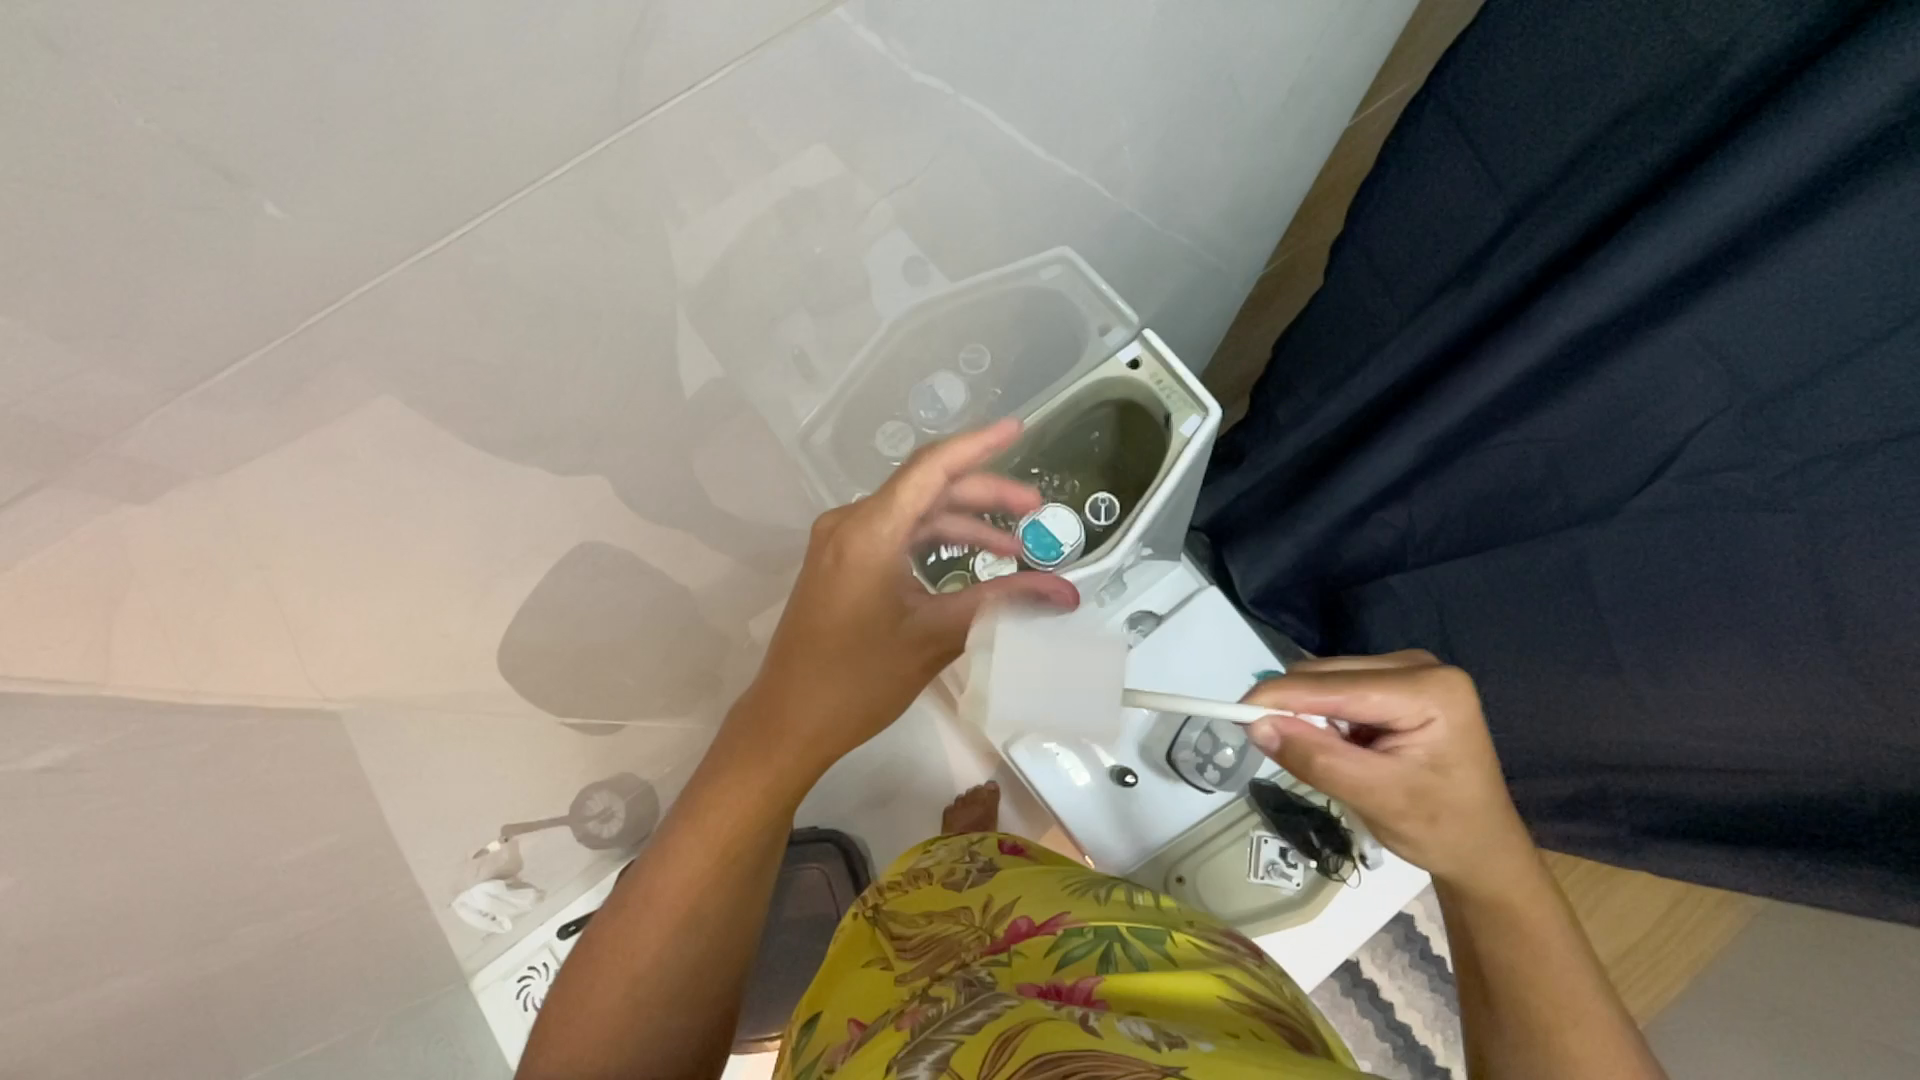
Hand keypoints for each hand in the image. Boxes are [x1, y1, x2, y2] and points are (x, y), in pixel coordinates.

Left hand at [727, 418, 1078, 783]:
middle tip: (1037, 513)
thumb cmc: (856, 681)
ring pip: (912, 514)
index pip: (932, 469)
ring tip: (1014, 548)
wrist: (787, 722)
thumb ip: (1001, 603)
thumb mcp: (934, 636)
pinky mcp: (839, 564)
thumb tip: (1064, 592)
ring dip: (961, 524)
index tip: (1021, 428)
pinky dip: (933, 543)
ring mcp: (840, 543)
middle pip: (926, 490)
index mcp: (869, 532)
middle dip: (984, 497)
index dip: (979, 445)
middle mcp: (849, 524)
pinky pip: (894, 536)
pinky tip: (968, 562)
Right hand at [1240, 651, 1533, 884]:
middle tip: (1279, 750)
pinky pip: (1337, 687)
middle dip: (1294, 708)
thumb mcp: (1374, 797)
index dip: (1277, 697)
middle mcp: (1419, 666)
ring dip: (1308, 713)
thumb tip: (1255, 726)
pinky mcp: (1398, 682)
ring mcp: (1409, 671)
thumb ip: (1315, 757)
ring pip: (1326, 678)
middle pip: (1325, 674)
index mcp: (1428, 689)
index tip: (1231, 716)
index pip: (1333, 685)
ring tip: (1324, 755)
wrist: (1481, 849)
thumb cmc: (1439, 828)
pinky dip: (1323, 715)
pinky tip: (1340, 745)